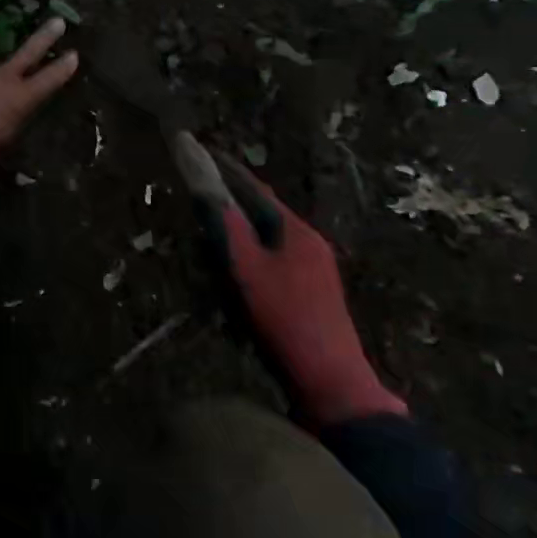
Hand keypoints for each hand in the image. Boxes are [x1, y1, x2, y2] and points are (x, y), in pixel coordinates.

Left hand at [0, 18, 78, 157]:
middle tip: (58, 22)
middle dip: (45, 37)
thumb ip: (10, 119)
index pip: (48, 80)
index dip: (62, 68)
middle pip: (29, 52)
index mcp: (20, 98)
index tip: (74, 55)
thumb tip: (11, 114)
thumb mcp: (1, 139)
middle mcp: (3, 76)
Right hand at [210, 163, 407, 426]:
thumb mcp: (248, 271)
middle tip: (204, 192)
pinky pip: (278, 260)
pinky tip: (241, 270)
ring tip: (216, 228)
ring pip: (271, 238)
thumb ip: (227, 228)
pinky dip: (255, 254)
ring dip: (245, 230)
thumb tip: (206, 187)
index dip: (229, 171)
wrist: (333, 383)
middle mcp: (310, 243)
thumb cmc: (286, 320)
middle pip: (265, 213)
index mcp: (297, 231)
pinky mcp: (314, 294)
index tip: (206, 154)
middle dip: (236, 200)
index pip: (257, 190)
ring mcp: (316, 270)